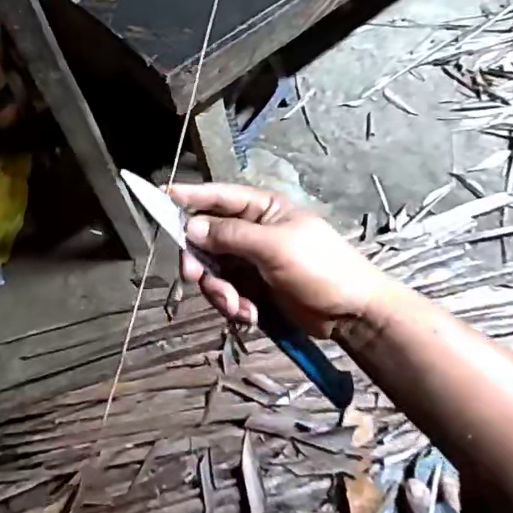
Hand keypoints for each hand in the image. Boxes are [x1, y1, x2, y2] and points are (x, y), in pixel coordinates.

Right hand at [166, 182, 395, 338]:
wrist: (352, 313)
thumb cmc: (321, 268)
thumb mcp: (274, 246)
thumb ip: (230, 235)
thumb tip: (191, 226)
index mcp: (261, 209)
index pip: (217, 196)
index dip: (189, 197)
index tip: (160, 197)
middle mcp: (252, 231)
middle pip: (206, 238)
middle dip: (201, 262)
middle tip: (196, 278)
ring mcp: (251, 261)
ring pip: (213, 270)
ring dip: (220, 291)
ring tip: (239, 307)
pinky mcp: (254, 288)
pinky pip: (227, 292)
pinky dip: (233, 306)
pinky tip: (250, 315)